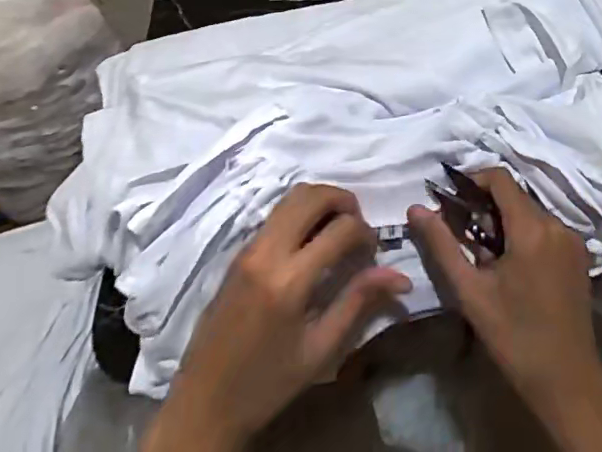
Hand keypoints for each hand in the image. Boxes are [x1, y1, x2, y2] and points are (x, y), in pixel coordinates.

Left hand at [144, 184, 410, 451]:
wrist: (202, 406)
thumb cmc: (266, 384)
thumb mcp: (320, 350)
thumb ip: (359, 302)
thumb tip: (400, 276)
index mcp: (289, 280)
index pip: (341, 228)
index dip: (366, 233)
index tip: (372, 253)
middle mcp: (266, 253)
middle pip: (312, 196)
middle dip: (345, 201)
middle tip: (358, 227)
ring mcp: (247, 249)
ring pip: (291, 197)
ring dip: (322, 201)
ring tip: (337, 229)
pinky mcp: (237, 253)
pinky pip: (276, 213)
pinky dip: (301, 212)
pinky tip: (311, 241)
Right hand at [408, 170, 601, 451]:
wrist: (565, 377)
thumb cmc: (513, 336)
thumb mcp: (471, 291)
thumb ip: (443, 245)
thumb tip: (417, 209)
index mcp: (532, 228)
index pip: (501, 178)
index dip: (473, 180)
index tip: (452, 200)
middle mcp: (558, 223)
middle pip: (516, 196)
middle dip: (487, 206)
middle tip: (462, 233)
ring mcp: (573, 238)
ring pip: (532, 212)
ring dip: (506, 221)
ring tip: (484, 253)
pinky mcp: (580, 253)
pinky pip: (547, 228)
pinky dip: (526, 234)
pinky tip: (512, 265)